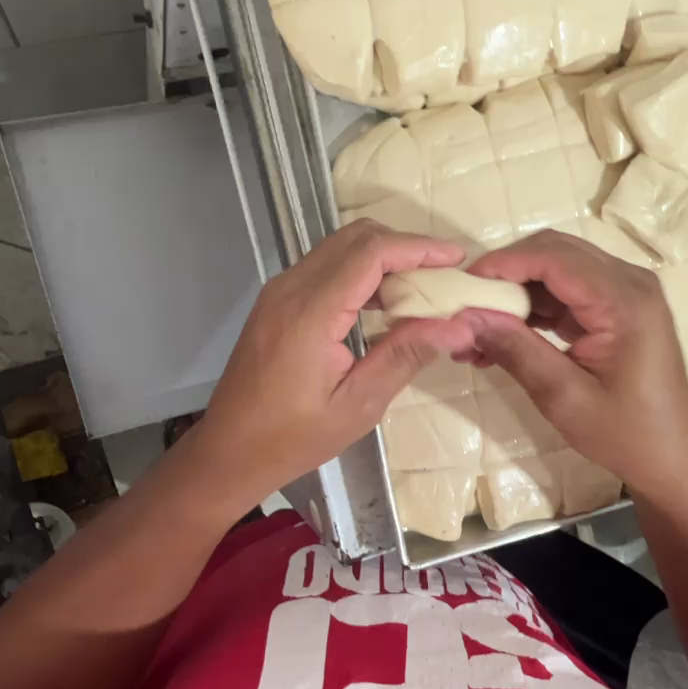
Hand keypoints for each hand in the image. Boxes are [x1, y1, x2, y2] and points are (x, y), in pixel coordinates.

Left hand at [186, 220, 475, 512]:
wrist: (230, 449)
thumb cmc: (293, 437)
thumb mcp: (357, 405)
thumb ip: (404, 357)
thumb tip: (457, 326)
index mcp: (310, 313)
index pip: (370, 253)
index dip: (417, 247)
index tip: (456, 258)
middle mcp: (290, 289)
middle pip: (355, 239)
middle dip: (404, 246)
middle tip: (443, 274)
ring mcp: (279, 292)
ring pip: (338, 249)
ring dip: (382, 258)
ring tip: (421, 288)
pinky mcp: (276, 302)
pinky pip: (324, 268)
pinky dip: (359, 272)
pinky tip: (383, 303)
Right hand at [461, 230, 687, 484]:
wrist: (669, 457)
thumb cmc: (624, 433)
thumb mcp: (562, 397)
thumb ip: (515, 350)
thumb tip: (466, 317)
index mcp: (624, 300)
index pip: (553, 257)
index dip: (503, 264)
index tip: (462, 288)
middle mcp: (629, 282)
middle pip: (555, 252)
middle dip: (505, 274)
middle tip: (465, 307)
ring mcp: (625, 292)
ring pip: (557, 268)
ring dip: (515, 292)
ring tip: (476, 330)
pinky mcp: (616, 308)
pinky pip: (566, 291)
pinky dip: (532, 308)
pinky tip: (502, 336)